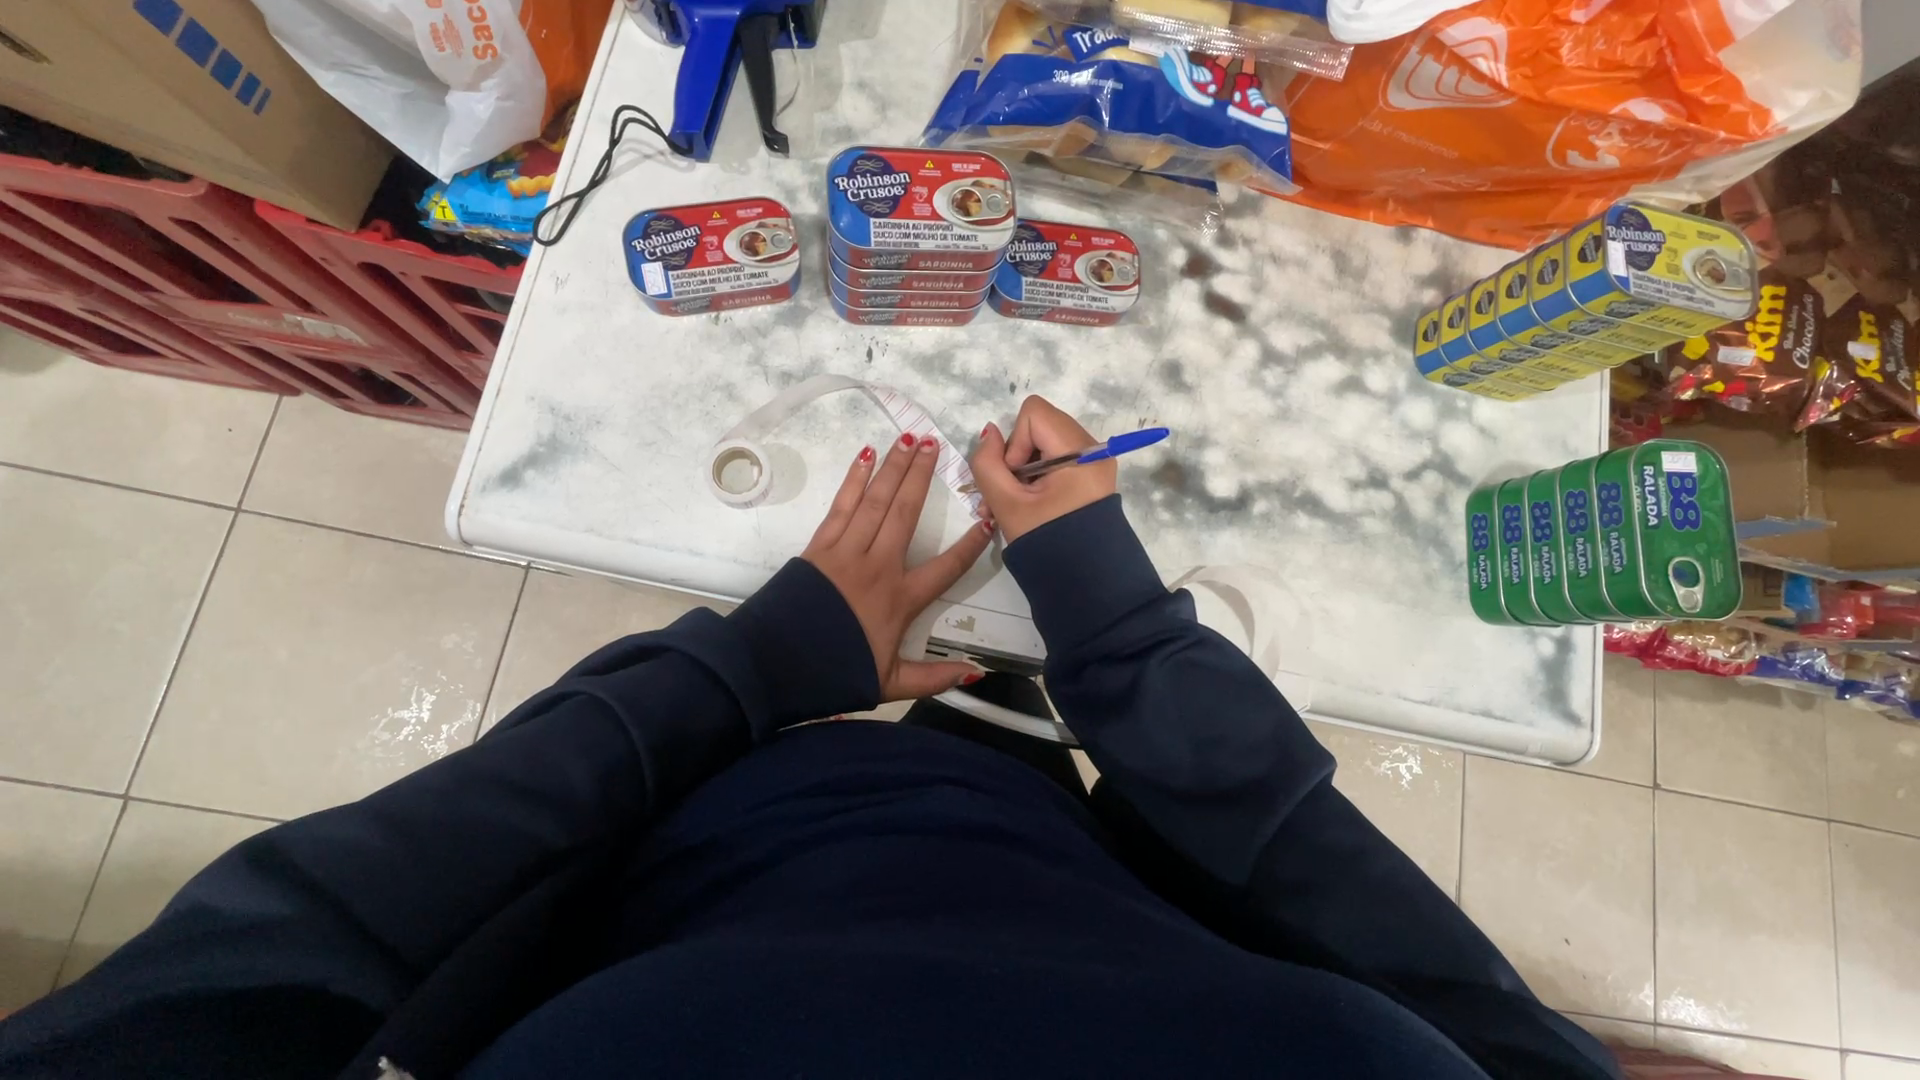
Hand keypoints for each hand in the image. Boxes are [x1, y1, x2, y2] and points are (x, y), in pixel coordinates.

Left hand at [803, 433, 993, 701]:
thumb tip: (975, 675)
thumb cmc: (835, 674)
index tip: (987, 519)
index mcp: (900, 599)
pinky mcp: (819, 547)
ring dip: (893, 468)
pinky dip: (854, 480)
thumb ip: (933, 678)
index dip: (970, 545)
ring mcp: (846, 552)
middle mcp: (878, 567)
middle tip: (935, 444)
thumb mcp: (889, 684)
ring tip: (909, 439)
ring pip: (876, 501)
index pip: (946, 568)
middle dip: (922, 476)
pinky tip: (865, 457)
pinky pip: (841, 506)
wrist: (774, 666)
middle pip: (906, 513)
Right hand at [970, 396, 1116, 542]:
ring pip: (1045, 444)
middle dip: (1015, 457)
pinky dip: (1036, 476)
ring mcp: (1094, 463)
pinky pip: (1056, 461)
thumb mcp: (1006, 504)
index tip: (1014, 478)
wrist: (1083, 582)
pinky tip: (1026, 503)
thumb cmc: (1045, 542)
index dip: (1014, 442)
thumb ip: (987, 463)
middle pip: (1040, 427)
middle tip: (1004, 493)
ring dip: (1021, 470)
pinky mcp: (1090, 477)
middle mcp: (1093, 450)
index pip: (1034, 414)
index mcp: (1081, 453)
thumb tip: (990, 433)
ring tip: (1009, 503)